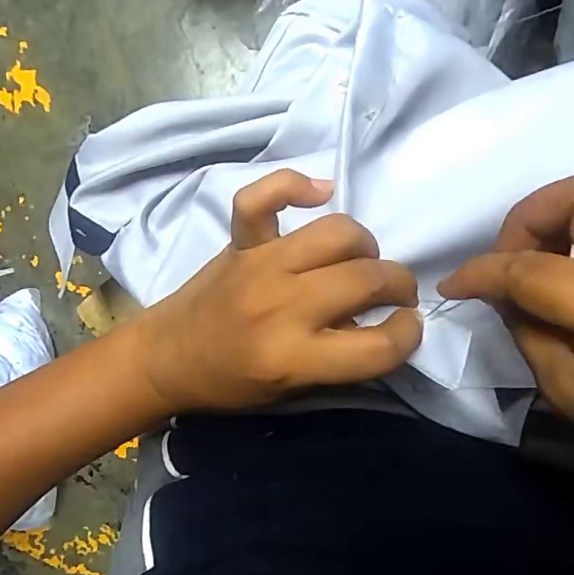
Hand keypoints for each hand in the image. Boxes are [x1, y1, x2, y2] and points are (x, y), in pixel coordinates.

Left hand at [128, 170, 422, 413]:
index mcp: (291, 356)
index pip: (379, 346)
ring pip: (337, 233)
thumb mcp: (289, 389)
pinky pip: (262, 198)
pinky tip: (319, 192)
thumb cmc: (227, 382)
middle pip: (367, 279)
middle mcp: (280, 306)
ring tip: (360, 261)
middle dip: (398, 286)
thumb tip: (378, 319)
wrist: (165, 357)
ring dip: (364, 246)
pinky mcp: (239, 243)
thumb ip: (338, 359)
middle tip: (393, 295)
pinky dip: (292, 186)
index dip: (408, 337)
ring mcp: (258, 266)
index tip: (406, 328)